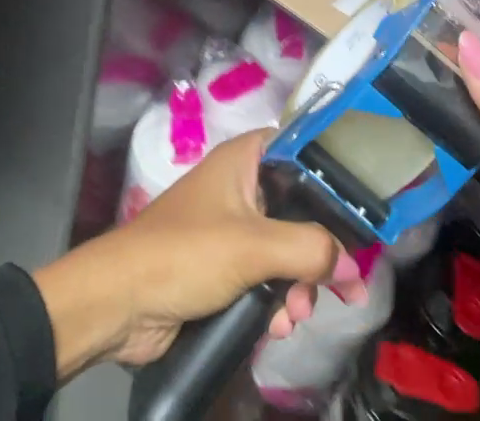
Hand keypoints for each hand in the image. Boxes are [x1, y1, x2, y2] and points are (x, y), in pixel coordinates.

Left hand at [32, 131, 367, 378]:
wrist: (118, 305)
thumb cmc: (185, 255)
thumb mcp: (254, 247)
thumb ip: (311, 249)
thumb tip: (352, 267)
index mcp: (244, 161)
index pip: (302, 151)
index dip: (334, 179)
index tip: (360, 215)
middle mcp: (240, 188)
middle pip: (301, 211)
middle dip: (319, 255)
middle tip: (341, 289)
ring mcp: (231, 230)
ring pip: (286, 251)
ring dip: (298, 287)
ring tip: (293, 317)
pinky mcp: (222, 268)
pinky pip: (265, 278)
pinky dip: (276, 301)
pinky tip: (275, 328)